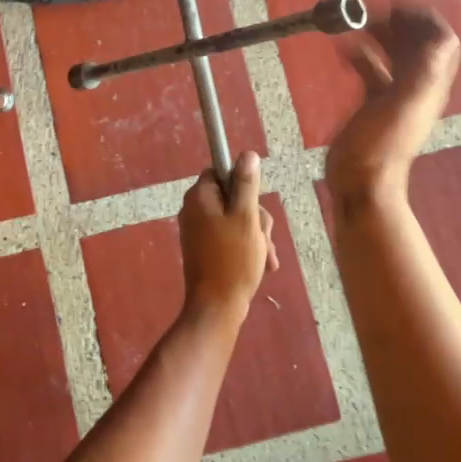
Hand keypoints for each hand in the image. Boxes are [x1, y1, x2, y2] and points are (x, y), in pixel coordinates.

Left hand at [179, 151, 278, 321]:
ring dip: (256, 236)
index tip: (254, 206)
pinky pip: (230, 238)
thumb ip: (246, 184)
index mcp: (200, 196)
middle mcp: (194, 209)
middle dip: (255, 218)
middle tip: (263, 238)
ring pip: (236, 220)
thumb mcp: (246, 217)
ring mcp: (198, 230)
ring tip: (266, 258)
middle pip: (233, 198)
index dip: (243, 186)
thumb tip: (248, 154)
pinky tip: (261, 266)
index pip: (222, 173)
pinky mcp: (205, 250)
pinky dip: (246, 248)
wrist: (217, 308)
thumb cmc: (233, 259)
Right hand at [325, 5, 460, 208]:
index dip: (423, 18)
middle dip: (399, 22)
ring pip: (396, 55)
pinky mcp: (375, 105)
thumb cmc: (379, 145)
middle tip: (372, 11)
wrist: (361, 183)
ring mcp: (396, 96)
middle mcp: (417, 87)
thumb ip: (420, 73)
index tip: (394, 6)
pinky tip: (344, 52)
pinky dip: (361, 56)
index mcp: (428, 84)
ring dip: (381, 35)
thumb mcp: (401, 106)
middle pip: (418, 44)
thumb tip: (440, 38)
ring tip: (357, 24)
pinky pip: (373, 71)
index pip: (440, 40)